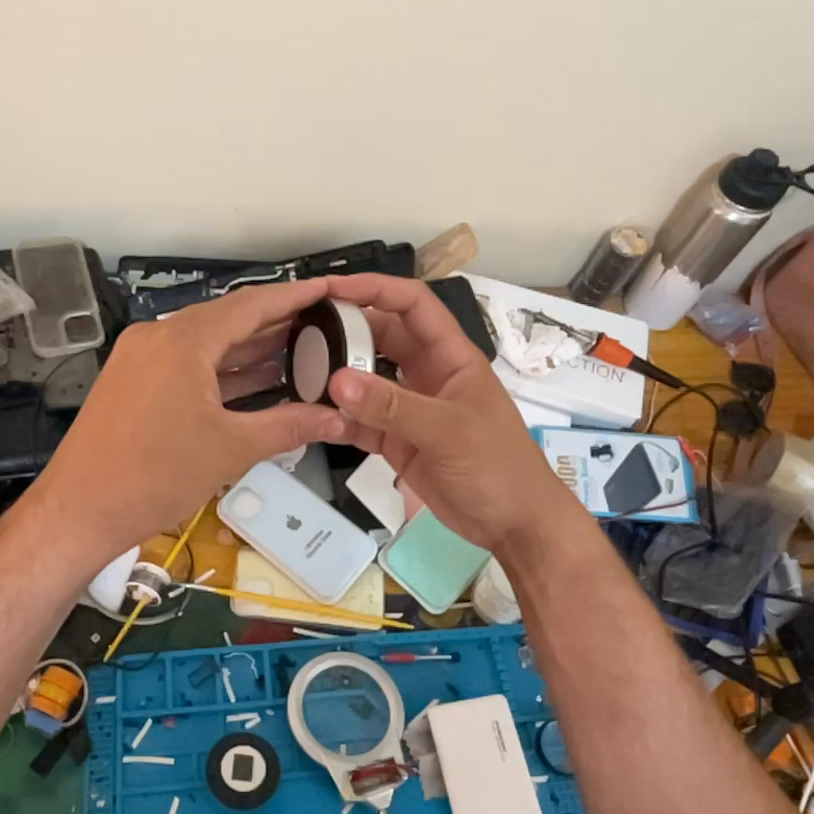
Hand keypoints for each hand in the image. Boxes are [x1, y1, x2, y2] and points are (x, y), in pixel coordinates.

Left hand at [30, 279, 350, 557]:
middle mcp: (157, 337)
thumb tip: (336, 420)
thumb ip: (289, 426)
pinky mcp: (131, 382)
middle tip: (322, 324)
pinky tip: (253, 380)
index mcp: (183, 340)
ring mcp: (140, 358)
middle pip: (226, 320)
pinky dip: (219, 371)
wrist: (80, 510)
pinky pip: (185, 363)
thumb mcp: (231, 449)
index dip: (293, 296)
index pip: (250, 305)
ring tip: (298, 352)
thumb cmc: (156, 476)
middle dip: (275, 324)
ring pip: (204, 343)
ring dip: (248, 350)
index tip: (327, 289)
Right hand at [324, 274, 577, 551]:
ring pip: (367, 380)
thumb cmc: (497, 466)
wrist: (515, 525)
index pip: (412, 305)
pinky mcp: (398, 442)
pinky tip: (314, 417)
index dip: (375, 289)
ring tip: (299, 371)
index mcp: (451, 357)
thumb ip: (391, 406)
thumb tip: (335, 381)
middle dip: (347, 331)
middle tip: (302, 331)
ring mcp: (411, 409)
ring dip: (338, 376)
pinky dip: (340, 419)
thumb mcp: (447, 430)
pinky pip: (362, 421)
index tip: (332, 288)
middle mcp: (428, 375)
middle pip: (382, 338)